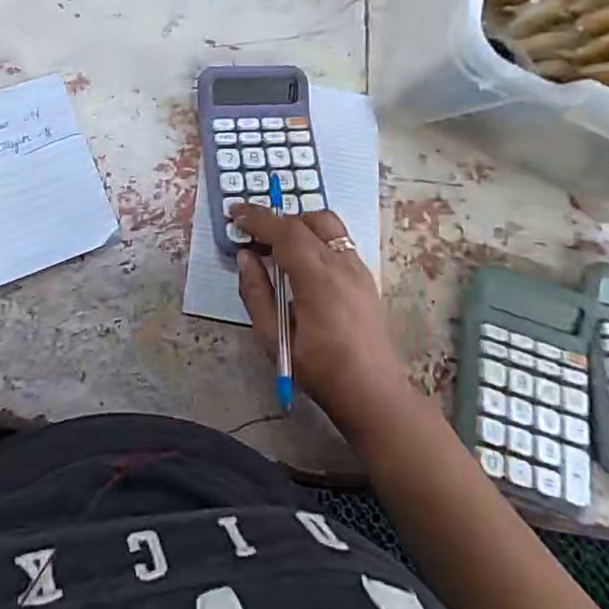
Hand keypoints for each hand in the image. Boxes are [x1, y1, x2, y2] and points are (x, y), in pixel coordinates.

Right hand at [231, 203, 414, 425]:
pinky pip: (338, 241)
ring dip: (298, 225)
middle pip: (308, 221)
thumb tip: (245, 258)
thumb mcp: (275, 338)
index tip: (235, 214)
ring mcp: (358, 269)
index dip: (258, 218)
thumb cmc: (322, 371)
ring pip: (328, 225)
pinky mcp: (366, 277)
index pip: (285, 232)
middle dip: (276, 219)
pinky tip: (302, 262)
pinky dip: (315, 237)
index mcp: (319, 279)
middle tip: (251, 233)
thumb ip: (256, 293)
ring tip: (276, 245)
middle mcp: (343, 265)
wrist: (374, 394)